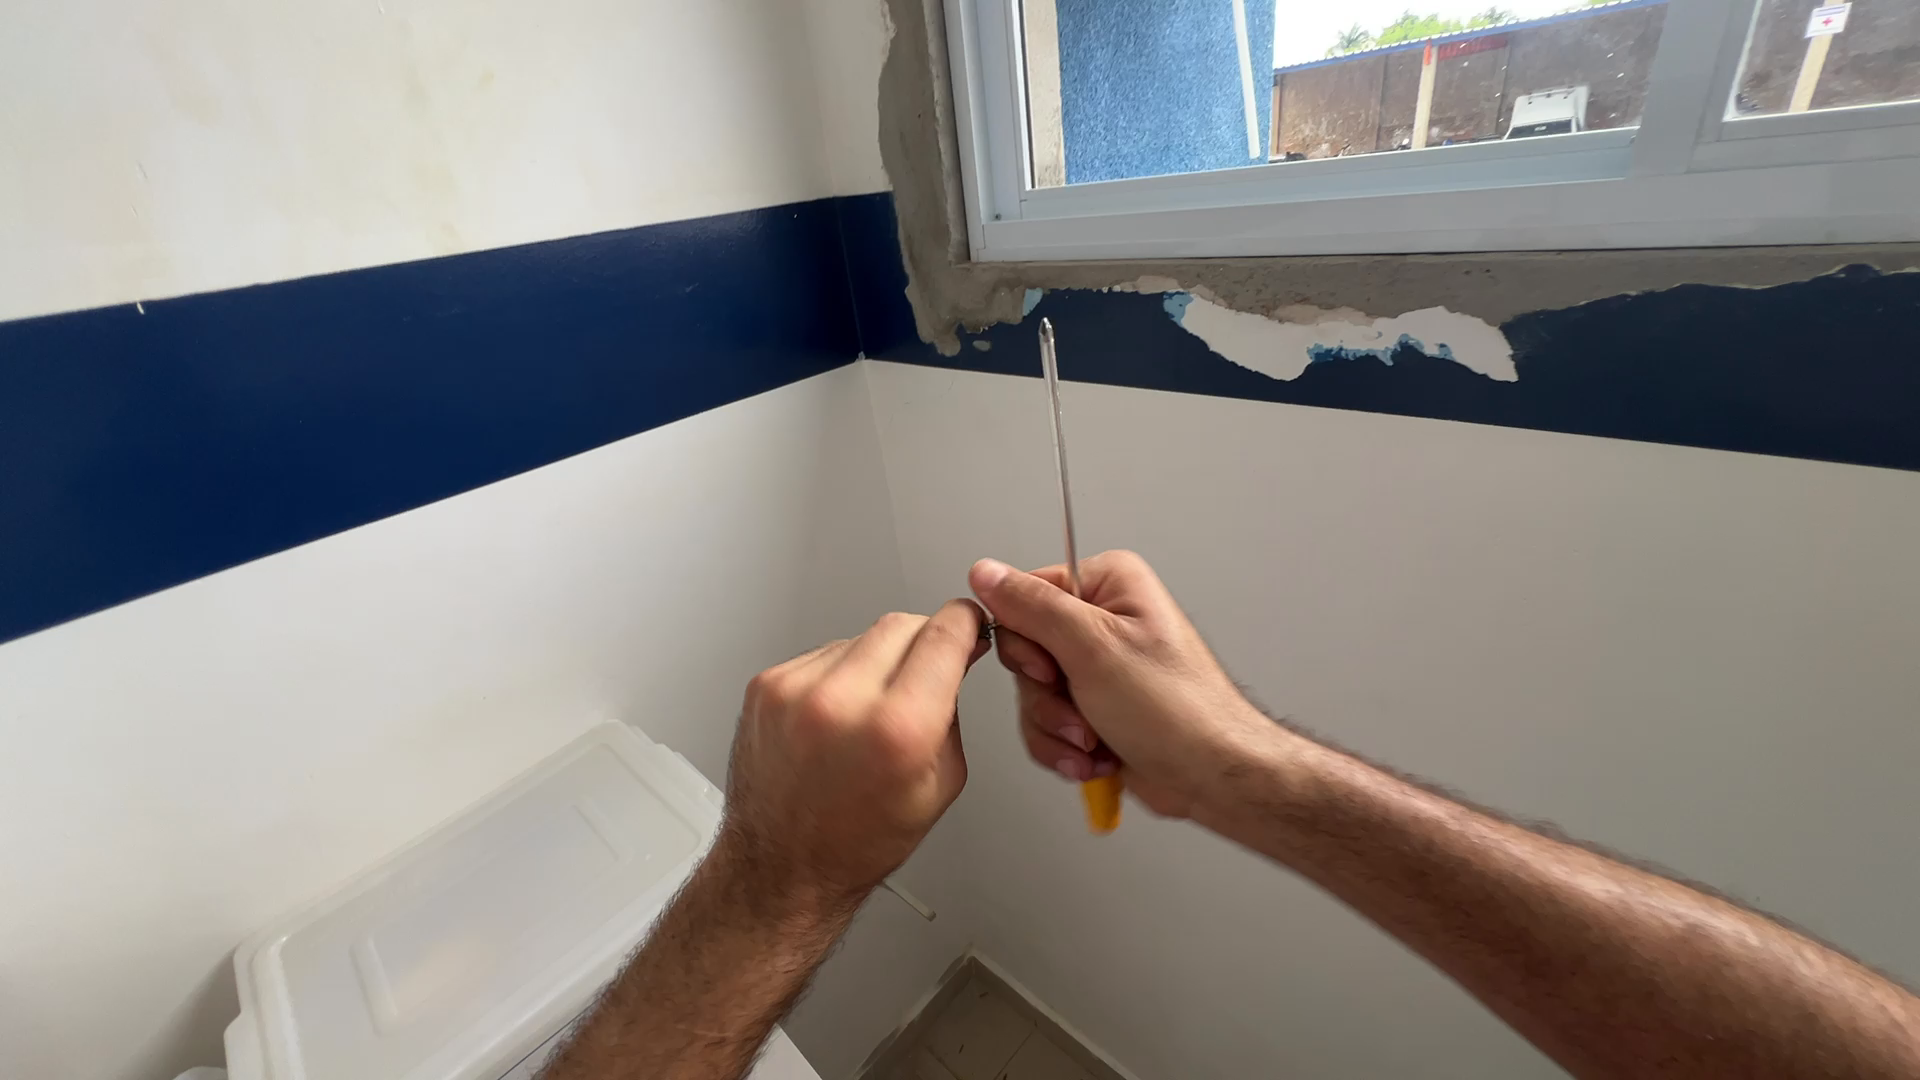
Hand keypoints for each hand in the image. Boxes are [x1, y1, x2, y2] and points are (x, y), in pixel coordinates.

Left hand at [721, 600, 987, 907]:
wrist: (781, 865)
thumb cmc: (857, 839)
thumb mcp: (941, 782)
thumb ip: (954, 707)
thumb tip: (959, 651)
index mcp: (897, 730)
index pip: (944, 634)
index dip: (966, 621)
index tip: (970, 621)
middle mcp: (842, 702)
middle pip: (903, 624)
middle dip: (924, 638)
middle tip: (926, 668)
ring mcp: (796, 690)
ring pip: (861, 636)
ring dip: (879, 657)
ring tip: (870, 708)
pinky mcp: (767, 685)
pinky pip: (823, 653)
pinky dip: (840, 671)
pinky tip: (837, 712)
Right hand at [968, 551, 1270, 818]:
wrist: (1211, 776)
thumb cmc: (1178, 710)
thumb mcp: (1093, 648)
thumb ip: (1033, 607)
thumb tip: (987, 573)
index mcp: (1107, 585)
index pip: (1024, 595)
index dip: (1026, 641)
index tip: (1051, 669)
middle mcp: (1100, 618)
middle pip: (1024, 650)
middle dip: (1046, 696)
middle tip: (1079, 709)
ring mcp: (1095, 664)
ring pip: (1032, 693)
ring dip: (1056, 727)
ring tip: (1093, 740)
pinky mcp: (1092, 704)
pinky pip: (1047, 720)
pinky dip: (1064, 746)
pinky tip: (1096, 756)